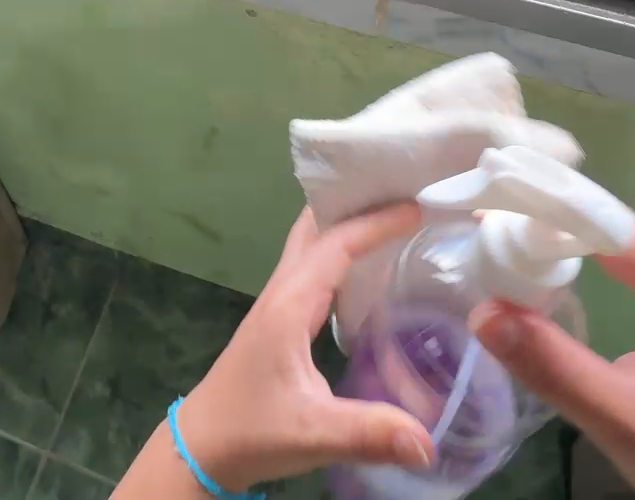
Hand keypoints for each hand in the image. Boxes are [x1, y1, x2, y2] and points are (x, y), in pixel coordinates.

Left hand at [176, 205, 436, 488]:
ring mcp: (280, 300)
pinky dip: (340, 250)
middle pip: (315, 226)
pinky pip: (314, 266)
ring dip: (344, 223)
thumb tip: (430, 444)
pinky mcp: (283, 316)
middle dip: (351, 203)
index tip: (416, 208)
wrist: (204, 442)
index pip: (335, 244)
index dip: (375, 223)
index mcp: (290, 302)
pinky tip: (369, 266)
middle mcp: (283, 289)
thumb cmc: (252, 428)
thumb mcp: (313, 432)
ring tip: (390, 215)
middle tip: (397, 190)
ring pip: (311, 242)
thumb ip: (369, 432)